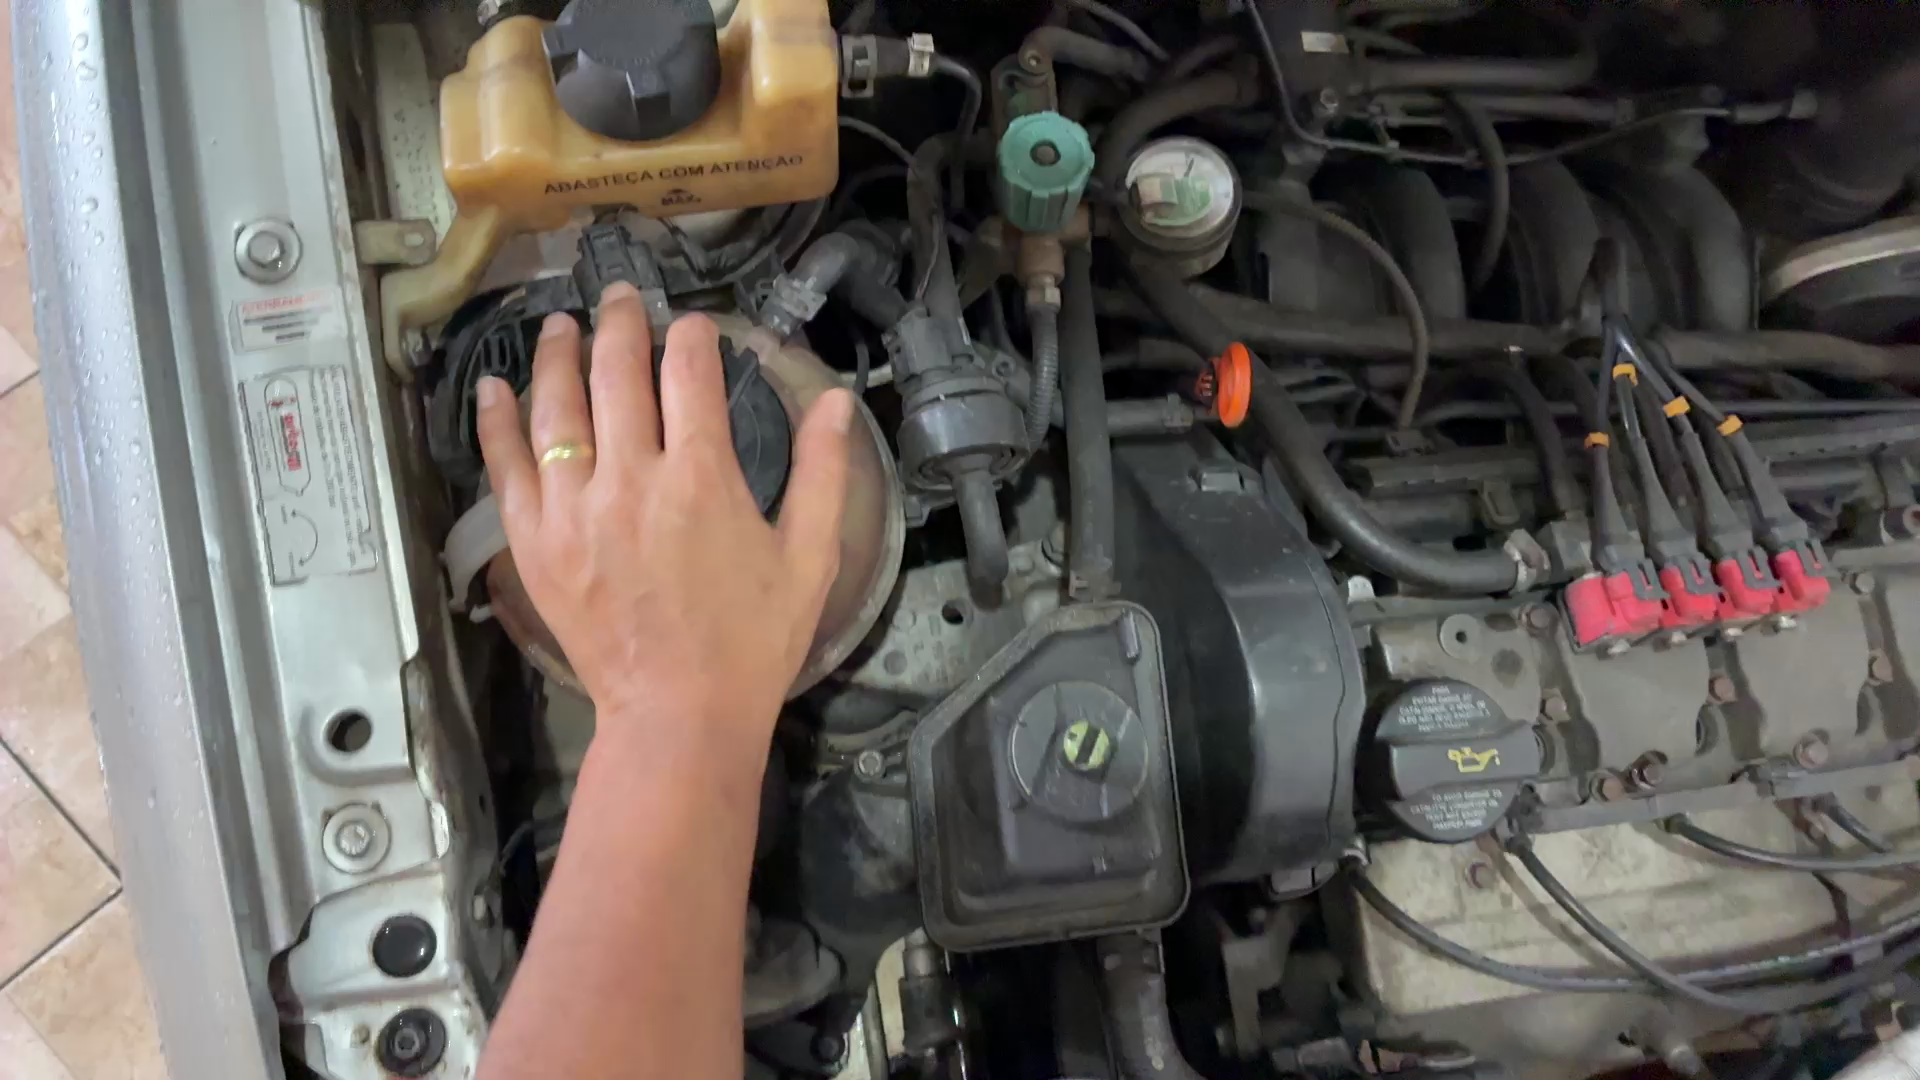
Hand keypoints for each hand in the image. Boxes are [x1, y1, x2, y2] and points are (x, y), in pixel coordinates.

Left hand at [474, 282, 853, 756]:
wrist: (680, 713)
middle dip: (623, 324)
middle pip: (616, 374)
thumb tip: (836, 402)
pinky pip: (506, 466)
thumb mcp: (811, 557)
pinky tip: (496, 388)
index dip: (693, 338)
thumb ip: (822, 472)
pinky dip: (498, 421)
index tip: (697, 325)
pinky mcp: (536, 542)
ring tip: (565, 322)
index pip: (689, 375)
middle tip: (624, 295)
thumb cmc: (755, 638)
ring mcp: (572, 509)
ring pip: (555, 407)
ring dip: (561, 354)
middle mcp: (630, 477)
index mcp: (701, 476)